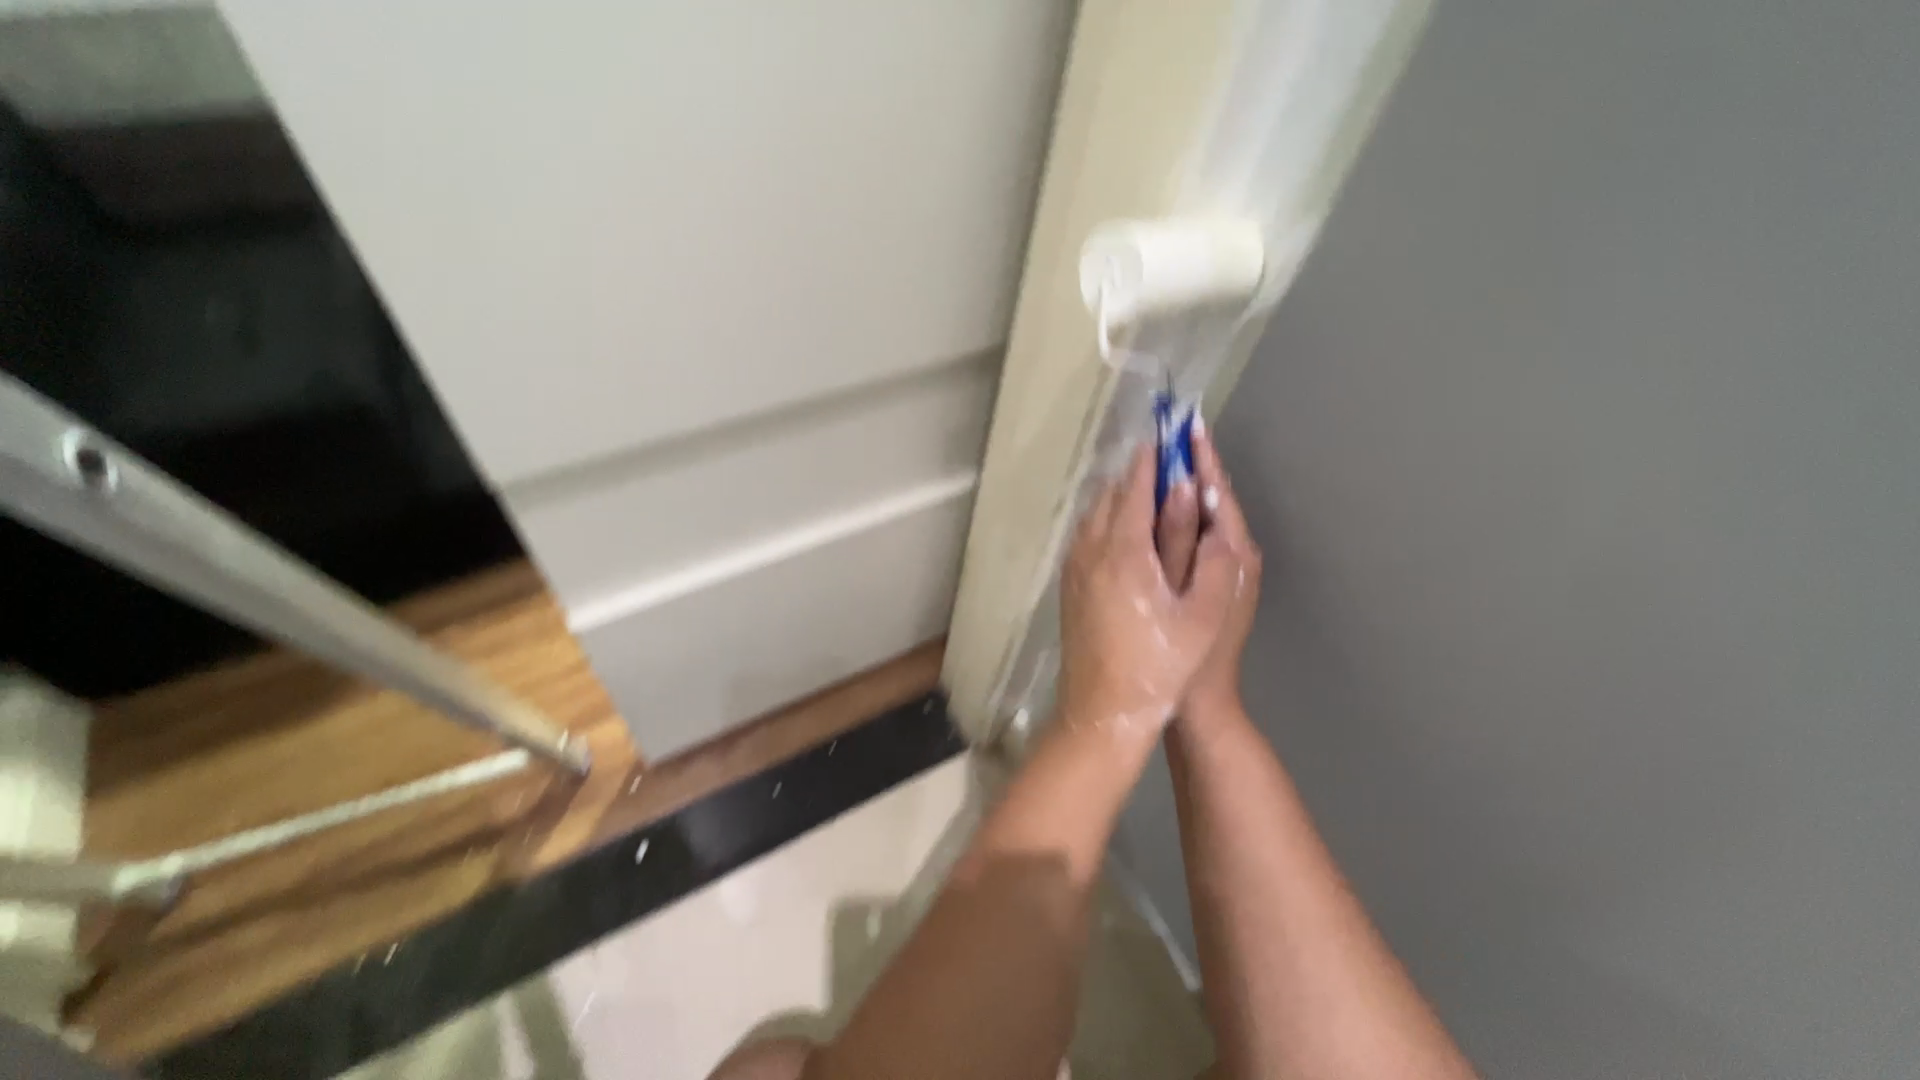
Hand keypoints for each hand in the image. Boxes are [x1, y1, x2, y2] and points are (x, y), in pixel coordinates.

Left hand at [1059, 441, 1250, 734]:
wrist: (1103, 711)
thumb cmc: (1160, 666)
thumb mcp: (1204, 617)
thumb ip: (1211, 556)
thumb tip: (1202, 502)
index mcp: (1123, 551)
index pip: (1136, 487)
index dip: (1154, 458)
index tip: (1169, 435)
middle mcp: (1090, 550)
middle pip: (1110, 495)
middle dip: (1138, 474)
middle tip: (1167, 465)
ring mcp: (1073, 569)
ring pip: (1093, 515)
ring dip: (1119, 497)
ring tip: (1151, 495)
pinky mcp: (1068, 587)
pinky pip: (1085, 536)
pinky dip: (1105, 521)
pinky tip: (1125, 535)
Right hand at [1154, 422, 1262, 718]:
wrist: (1202, 710)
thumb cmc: (1188, 654)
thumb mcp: (1181, 591)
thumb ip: (1181, 537)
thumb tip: (1180, 484)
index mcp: (1235, 555)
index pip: (1218, 493)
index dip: (1201, 457)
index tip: (1185, 423)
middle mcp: (1238, 558)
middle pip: (1212, 503)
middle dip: (1189, 470)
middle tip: (1162, 438)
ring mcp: (1227, 574)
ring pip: (1202, 522)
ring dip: (1180, 495)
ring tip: (1151, 466)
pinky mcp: (1211, 587)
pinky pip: (1193, 541)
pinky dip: (1174, 523)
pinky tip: (1147, 517)